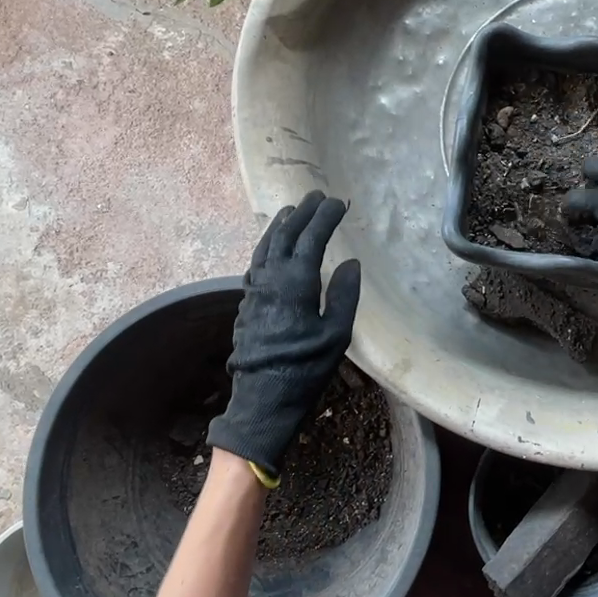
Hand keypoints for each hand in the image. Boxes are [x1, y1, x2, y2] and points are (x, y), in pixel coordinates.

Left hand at [208, 191, 360, 474]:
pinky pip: (257, 262)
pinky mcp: (247, 303)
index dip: (325, 217)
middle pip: (285, 235)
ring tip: (292, 210)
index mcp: (296, 283)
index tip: (339, 202)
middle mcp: (270, 279)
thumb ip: (344, 294)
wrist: (263, 400)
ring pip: (265, 246)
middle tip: (317, 196)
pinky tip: (272, 246)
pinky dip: (267, 244)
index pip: (311, 238)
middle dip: (302, 212)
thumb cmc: (306, 369)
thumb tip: (350, 263)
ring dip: (281, 225)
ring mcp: (254, 290)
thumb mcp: (336, 335)